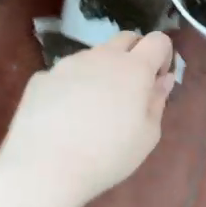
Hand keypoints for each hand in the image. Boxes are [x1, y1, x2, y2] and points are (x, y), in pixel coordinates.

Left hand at [0, 32, 177, 206]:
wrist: (44, 168)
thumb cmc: (107, 156)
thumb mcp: (147, 136)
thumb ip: (157, 101)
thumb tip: (162, 79)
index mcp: (134, 68)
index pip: (158, 40)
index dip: (163, 55)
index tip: (157, 80)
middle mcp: (101, 56)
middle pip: (125, 38)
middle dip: (135, 54)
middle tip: (131, 90)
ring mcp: (68, 64)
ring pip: (93, 56)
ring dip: (101, 70)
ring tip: (94, 108)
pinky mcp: (41, 77)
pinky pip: (65, 74)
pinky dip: (72, 86)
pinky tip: (64, 117)